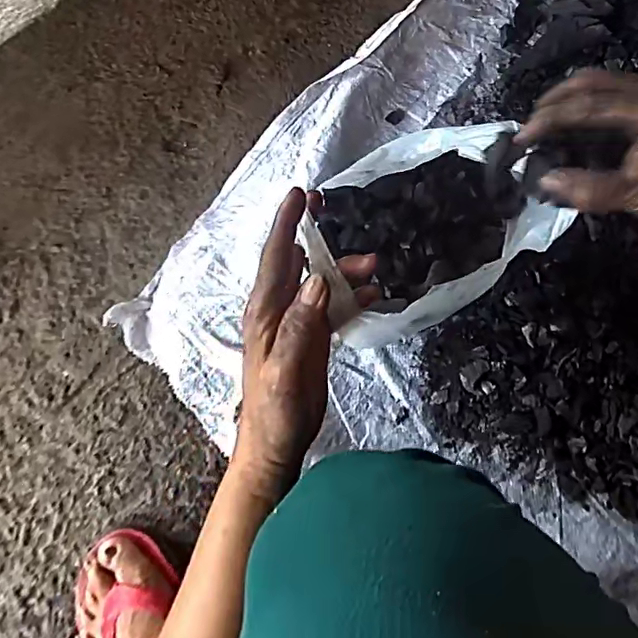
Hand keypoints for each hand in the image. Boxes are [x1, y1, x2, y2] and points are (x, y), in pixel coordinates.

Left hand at [235, 188, 377, 498]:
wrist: (275, 443)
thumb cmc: (273, 409)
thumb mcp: (283, 369)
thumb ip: (299, 325)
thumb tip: (317, 280)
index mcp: (265, 310)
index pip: (276, 257)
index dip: (286, 224)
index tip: (299, 194)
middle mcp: (278, 308)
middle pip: (297, 259)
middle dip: (313, 232)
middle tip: (331, 206)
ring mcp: (296, 321)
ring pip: (320, 281)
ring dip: (343, 269)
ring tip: (372, 265)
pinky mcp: (312, 336)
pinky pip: (333, 307)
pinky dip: (351, 296)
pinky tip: (372, 292)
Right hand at [514, 71, 637, 247]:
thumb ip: (587, 188)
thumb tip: (542, 181)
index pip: (584, 105)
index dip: (546, 122)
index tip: (520, 139)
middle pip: (589, 81)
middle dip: (553, 102)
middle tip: (528, 128)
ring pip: (602, 84)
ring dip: (569, 102)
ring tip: (545, 126)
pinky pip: (616, 94)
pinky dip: (589, 107)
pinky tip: (575, 128)